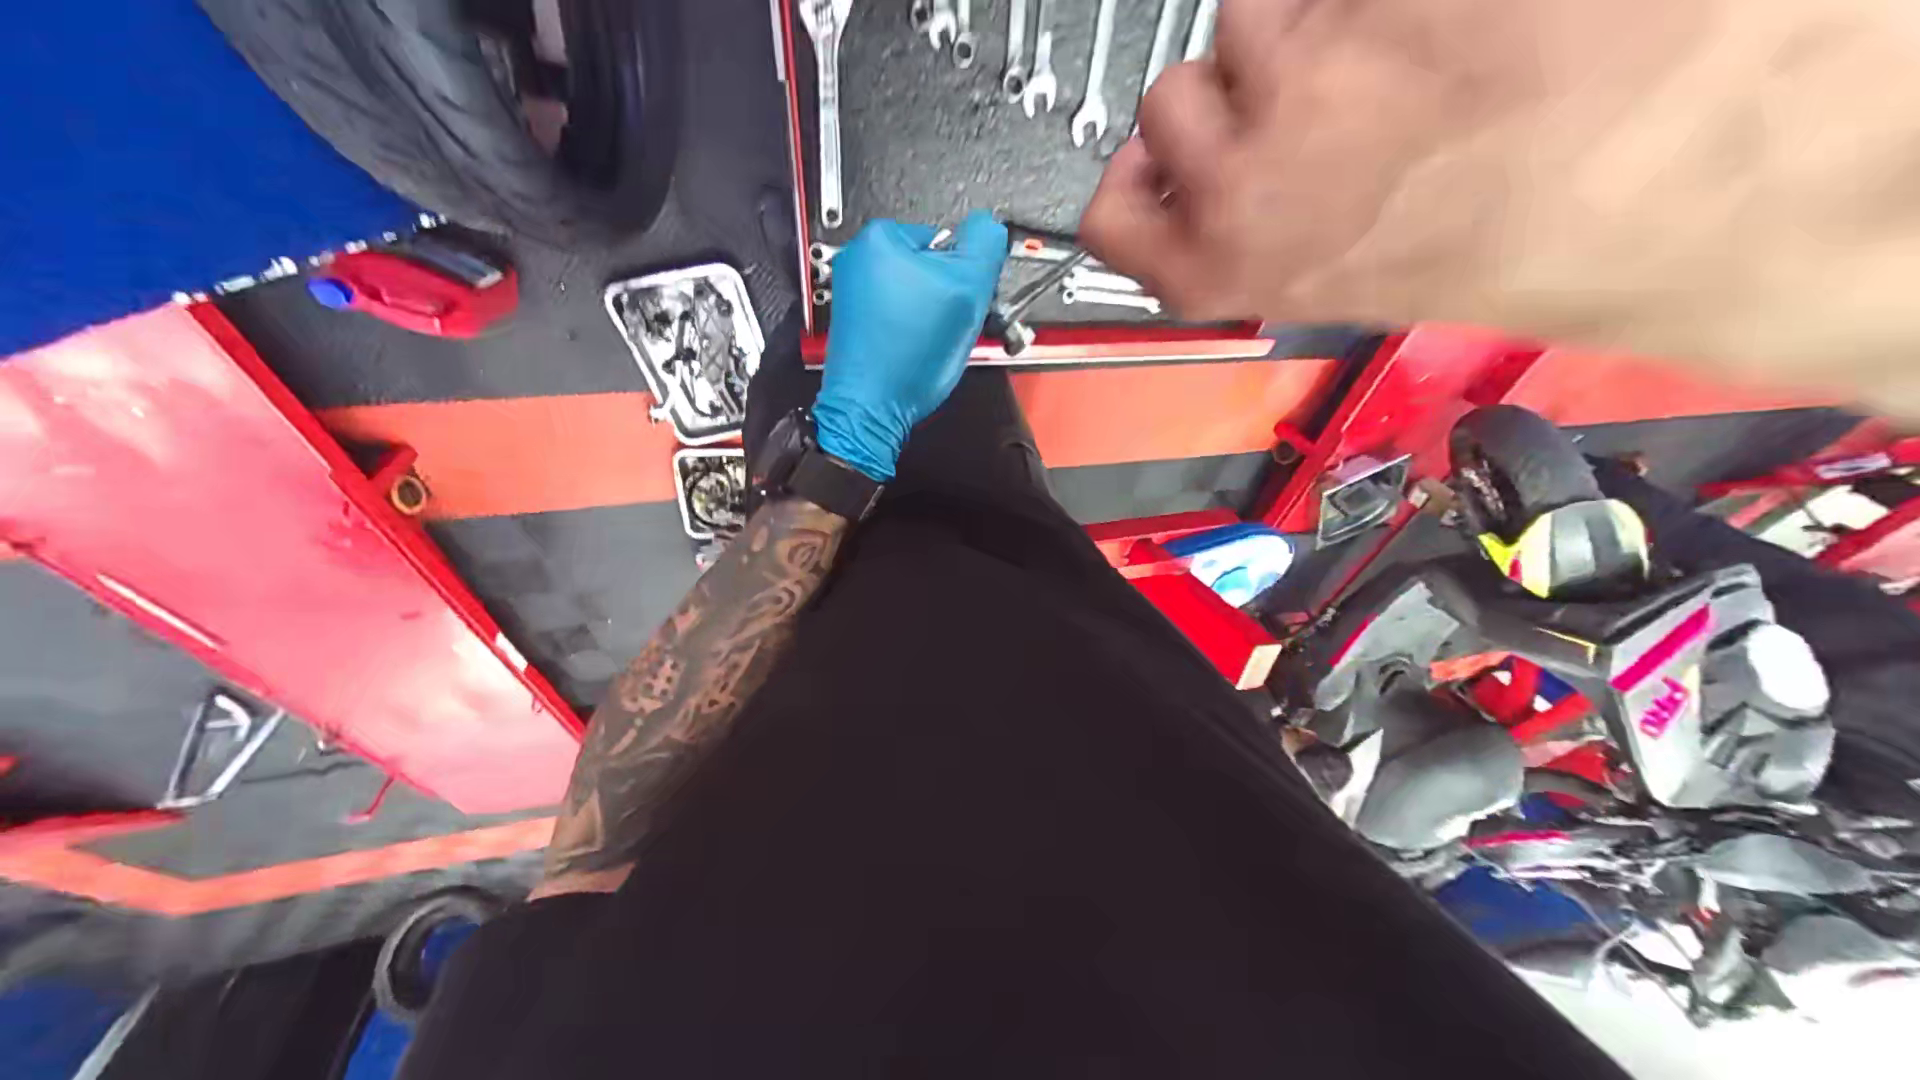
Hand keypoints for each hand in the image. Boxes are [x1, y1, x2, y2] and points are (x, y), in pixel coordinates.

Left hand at [813, 211, 1008, 481]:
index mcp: (882, 237)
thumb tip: (989, 225)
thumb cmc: (906, 358)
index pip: (950, 238)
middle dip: (948, 296)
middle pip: (932, 266)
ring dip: (933, 316)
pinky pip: (901, 316)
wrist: (870, 410)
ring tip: (928, 341)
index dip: (967, 273)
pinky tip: (914, 349)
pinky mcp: (859, 322)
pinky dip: (914, 331)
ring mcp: (856, 293)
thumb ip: (984, 246)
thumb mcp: (966, 290)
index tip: (964, 299)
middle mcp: (861, 259)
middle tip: (947, 324)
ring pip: (918, 294)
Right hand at [1080, 0, 1919, 413]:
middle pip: (1163, 105)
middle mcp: (1235, 179)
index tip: (1158, 173)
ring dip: (1296, 34)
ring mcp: (1299, 74)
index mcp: (1221, 267)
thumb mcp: (1320, 285)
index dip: (1131, 187)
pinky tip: (1426, 31)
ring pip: (1244, 20)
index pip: (1107, 219)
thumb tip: (1197, 193)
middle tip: (1301, 115)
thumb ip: (1230, 242)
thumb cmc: (1492, 249)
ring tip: (1384, 64)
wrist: (1664, 173)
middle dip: (1223, 101)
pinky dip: (1359, 7)